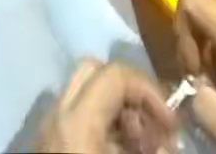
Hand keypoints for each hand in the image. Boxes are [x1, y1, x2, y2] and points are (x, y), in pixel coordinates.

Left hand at [34, 59, 175, 153]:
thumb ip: (155, 146)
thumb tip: (171, 140)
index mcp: (77, 117)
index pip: (116, 73)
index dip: (149, 89)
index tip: (171, 120)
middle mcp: (57, 112)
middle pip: (94, 70)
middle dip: (129, 90)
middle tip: (151, 124)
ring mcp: (46, 128)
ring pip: (84, 93)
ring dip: (116, 108)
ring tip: (140, 142)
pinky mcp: (44, 144)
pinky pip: (75, 117)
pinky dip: (100, 123)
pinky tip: (118, 149)